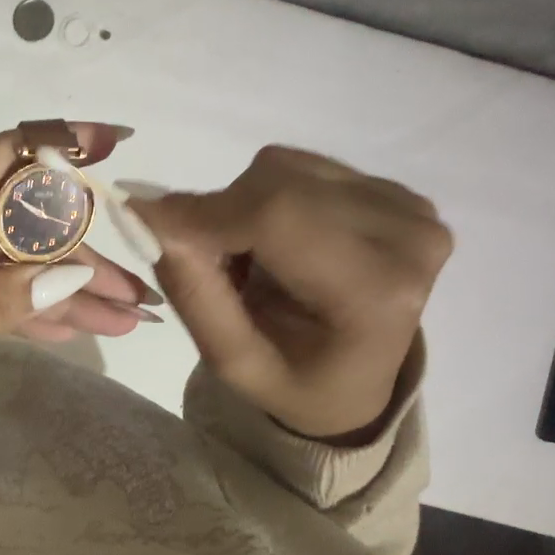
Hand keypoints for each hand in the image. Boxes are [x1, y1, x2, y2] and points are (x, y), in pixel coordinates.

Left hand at [0, 122, 157, 457]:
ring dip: (62, 286)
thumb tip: (71, 271)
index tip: (120, 146)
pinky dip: (25, 303)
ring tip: (125, 318)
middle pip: (18, 220)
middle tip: (137, 297)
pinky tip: (77, 326)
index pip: (0, 158)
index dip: (61, 145)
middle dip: (80, 256)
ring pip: (9, 256)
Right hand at [132, 146, 452, 442]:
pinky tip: (279, 245)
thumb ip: (197, 296)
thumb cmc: (294, 384)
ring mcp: (409, 208)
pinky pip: (302, 169)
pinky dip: (267, 200)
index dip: (203, 212)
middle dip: (218, 216)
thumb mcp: (233, 364)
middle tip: (203, 264)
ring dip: (242, 209)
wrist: (356, 385)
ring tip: (249, 262)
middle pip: (277, 185)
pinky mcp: (398, 192)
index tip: (144, 220)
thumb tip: (154, 220)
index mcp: (376, 291)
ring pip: (284, 170)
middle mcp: (408, 236)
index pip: (278, 218)